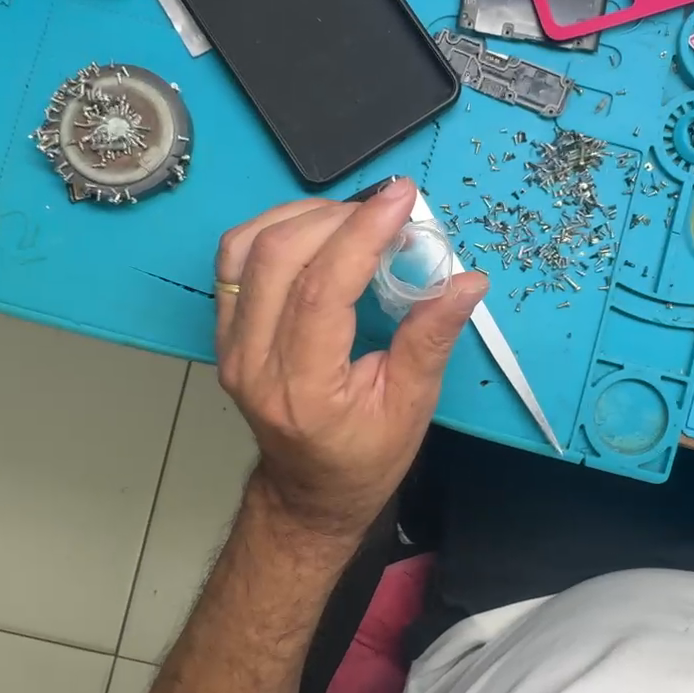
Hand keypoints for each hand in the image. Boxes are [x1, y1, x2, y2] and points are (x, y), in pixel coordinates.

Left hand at [213, 178, 488, 540]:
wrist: (307, 494)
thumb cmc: (364, 460)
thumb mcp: (411, 409)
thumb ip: (432, 339)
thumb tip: (468, 280)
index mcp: (304, 388)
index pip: (322, 290)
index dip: (362, 234)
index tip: (402, 198)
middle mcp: (252, 362)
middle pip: (276, 257)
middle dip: (336, 216)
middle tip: (385, 212)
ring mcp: (229, 345)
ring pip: (245, 248)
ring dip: (301, 216)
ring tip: (352, 217)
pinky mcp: (225, 333)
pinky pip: (234, 261)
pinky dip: (274, 229)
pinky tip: (315, 230)